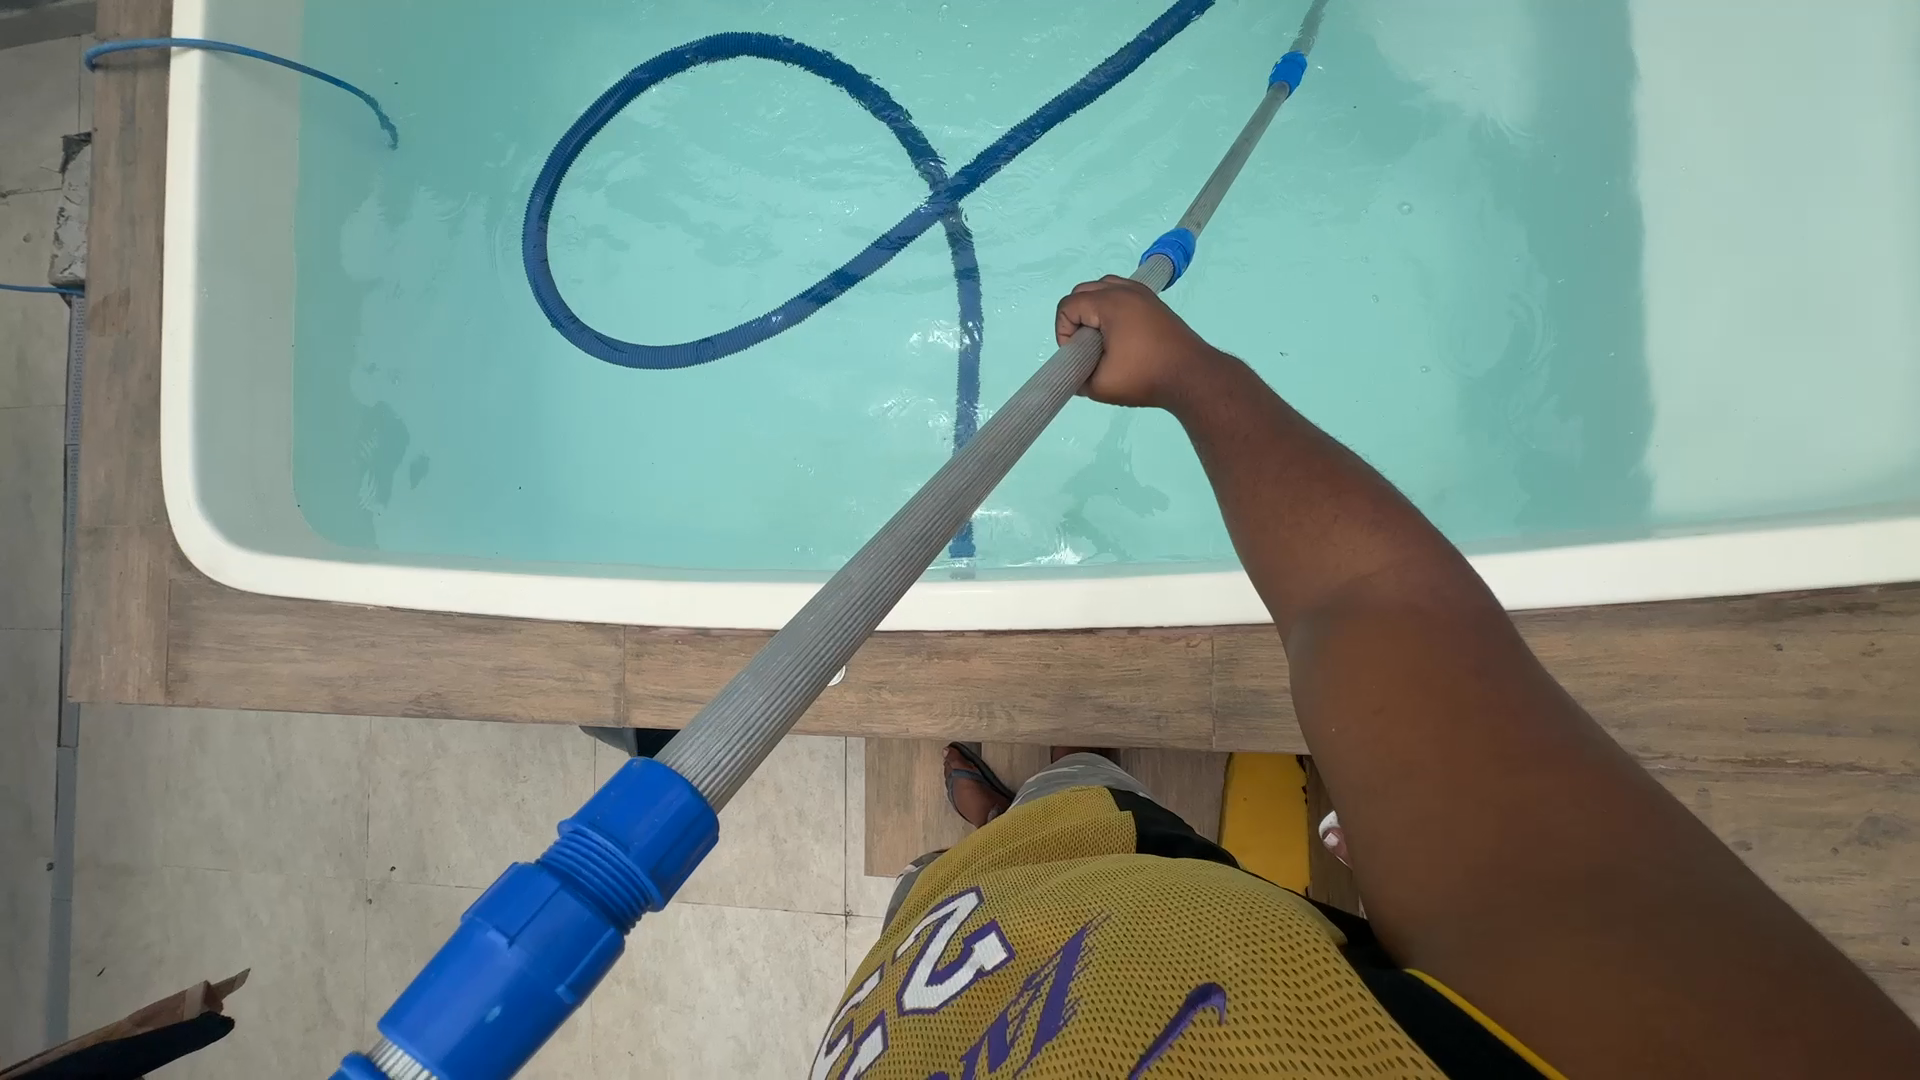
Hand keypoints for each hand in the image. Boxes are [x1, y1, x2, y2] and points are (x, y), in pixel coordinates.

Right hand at [1054, 275, 1224, 411]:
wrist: (1191, 376)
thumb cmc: (1145, 378)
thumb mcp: (1100, 387)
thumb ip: (1078, 379)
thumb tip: (1075, 375)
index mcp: (1109, 304)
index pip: (1068, 305)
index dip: (1063, 332)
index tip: (1076, 355)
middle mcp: (1125, 290)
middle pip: (1083, 291)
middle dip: (1075, 318)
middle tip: (1084, 347)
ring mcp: (1142, 293)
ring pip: (1103, 287)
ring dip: (1093, 309)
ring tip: (1100, 338)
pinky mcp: (1153, 302)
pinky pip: (1121, 293)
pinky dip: (1111, 307)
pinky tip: (1118, 334)